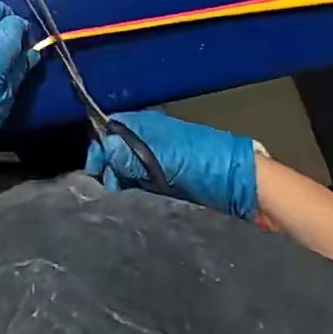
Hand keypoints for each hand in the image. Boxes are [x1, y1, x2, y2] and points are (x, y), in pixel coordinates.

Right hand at [85, 111, 259, 218]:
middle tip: (108, 193)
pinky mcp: (163, 184)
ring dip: (118, 184)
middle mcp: (150, 141)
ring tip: (117, 203)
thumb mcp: (169, 157)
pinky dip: (131, 194)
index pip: (113, 128)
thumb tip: (105, 150)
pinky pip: (138, 186)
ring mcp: (157, 163)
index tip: (94, 172)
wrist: (238, 186)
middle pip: (116, 151)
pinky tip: (129, 206)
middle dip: (108, 170)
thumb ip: (135, 154)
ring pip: (125, 170)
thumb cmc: (205, 164)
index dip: (101, 147)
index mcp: (150, 126)